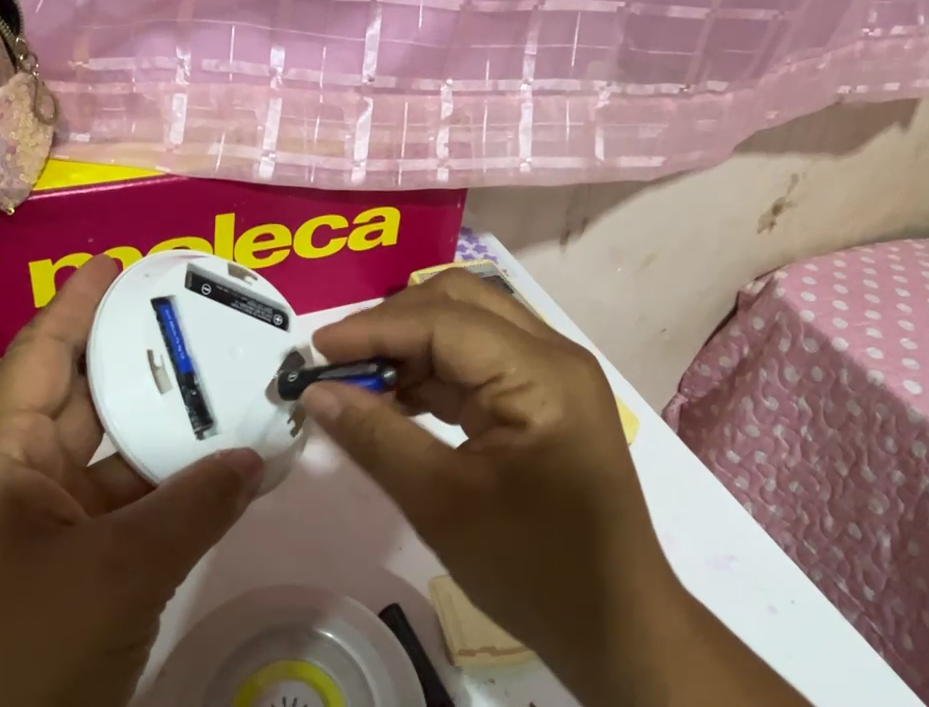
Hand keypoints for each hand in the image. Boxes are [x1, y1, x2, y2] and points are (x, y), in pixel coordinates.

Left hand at [0, 258, 263, 706]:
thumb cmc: (18, 657)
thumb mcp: (113, 576)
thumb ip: (191, 509)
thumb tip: (256, 457)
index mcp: (0, 462)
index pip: (42, 357)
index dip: (79, 304)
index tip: (123, 263)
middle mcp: (21, 485)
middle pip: (86, 400)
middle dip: (141, 360)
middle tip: (203, 322)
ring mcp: (48, 536)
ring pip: (115, 459)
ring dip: (168, 433)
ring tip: (232, 390)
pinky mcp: (75, 579)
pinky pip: (130, 513)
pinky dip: (173, 493)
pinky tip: (224, 476)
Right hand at [303, 271, 801, 706]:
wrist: (616, 625)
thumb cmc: (535, 568)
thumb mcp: (444, 505)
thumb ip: (377, 438)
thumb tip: (316, 391)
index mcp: (541, 372)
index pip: (443, 319)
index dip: (373, 329)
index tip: (313, 350)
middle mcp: (552, 355)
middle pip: (460, 302)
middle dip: (394, 324)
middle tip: (338, 363)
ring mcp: (552, 374)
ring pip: (468, 325)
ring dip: (411, 345)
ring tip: (357, 382)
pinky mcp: (544, 398)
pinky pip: (480, 360)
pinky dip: (434, 371)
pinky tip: (395, 398)